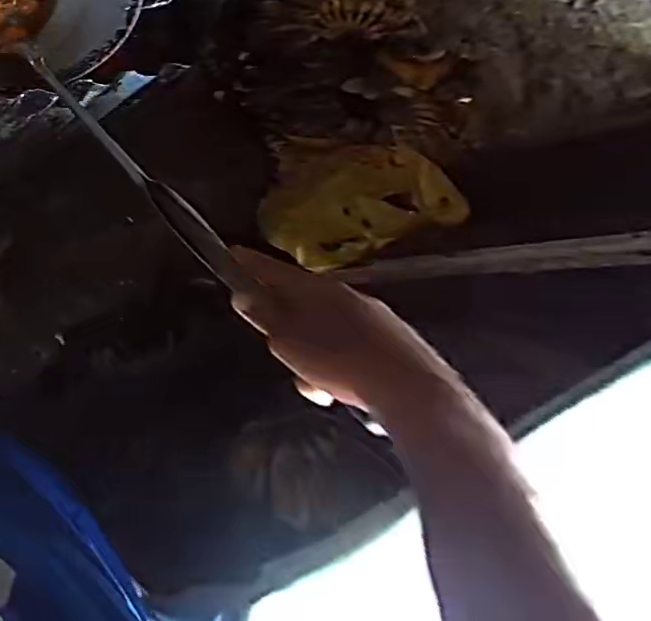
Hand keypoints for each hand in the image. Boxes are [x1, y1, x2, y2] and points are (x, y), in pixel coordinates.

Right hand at [228, 246, 465, 420]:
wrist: (418, 396)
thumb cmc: (341, 363)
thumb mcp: (286, 342)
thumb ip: (263, 317)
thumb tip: (244, 296)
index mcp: (315, 288)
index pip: (271, 268)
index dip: (248, 262)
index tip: (232, 254)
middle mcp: (347, 294)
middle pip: (301, 301)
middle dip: (286, 323)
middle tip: (278, 348)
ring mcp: (377, 317)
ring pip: (329, 327)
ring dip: (316, 351)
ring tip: (317, 385)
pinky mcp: (400, 343)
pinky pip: (357, 346)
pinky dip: (344, 363)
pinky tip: (346, 391)